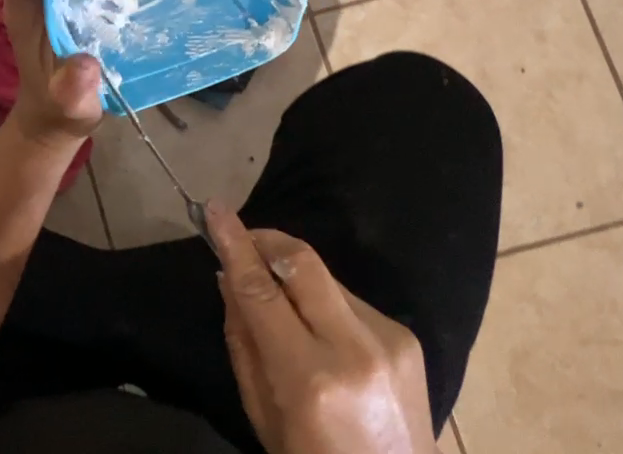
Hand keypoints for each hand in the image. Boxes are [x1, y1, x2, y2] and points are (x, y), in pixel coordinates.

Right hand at [210, 202, 434, 453]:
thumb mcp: (262, 413)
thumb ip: (242, 340)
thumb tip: (228, 277)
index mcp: (310, 378)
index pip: (261, 291)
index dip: (234, 244)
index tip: (214, 209)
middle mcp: (354, 349)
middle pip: (303, 263)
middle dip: (267, 239)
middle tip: (242, 236)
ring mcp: (388, 339)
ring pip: (326, 278)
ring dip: (294, 276)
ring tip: (279, 300)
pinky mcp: (408, 336)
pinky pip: (350, 300)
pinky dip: (323, 301)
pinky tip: (319, 329)